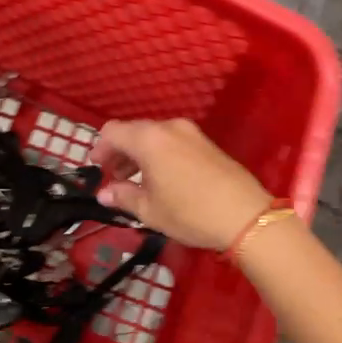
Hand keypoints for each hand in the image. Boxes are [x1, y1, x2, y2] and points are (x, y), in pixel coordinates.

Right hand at [90, 119, 273, 250]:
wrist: (245, 215)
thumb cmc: (190, 213)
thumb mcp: (150, 210)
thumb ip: (123, 196)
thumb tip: (104, 193)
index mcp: (149, 139)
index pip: (113, 132)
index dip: (100, 148)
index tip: (96, 168)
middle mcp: (168, 127)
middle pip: (134, 131)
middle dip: (120, 152)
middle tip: (114, 177)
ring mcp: (190, 133)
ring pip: (154, 136)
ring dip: (140, 153)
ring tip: (136, 181)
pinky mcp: (206, 143)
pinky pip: (172, 141)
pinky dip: (159, 154)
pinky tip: (161, 178)